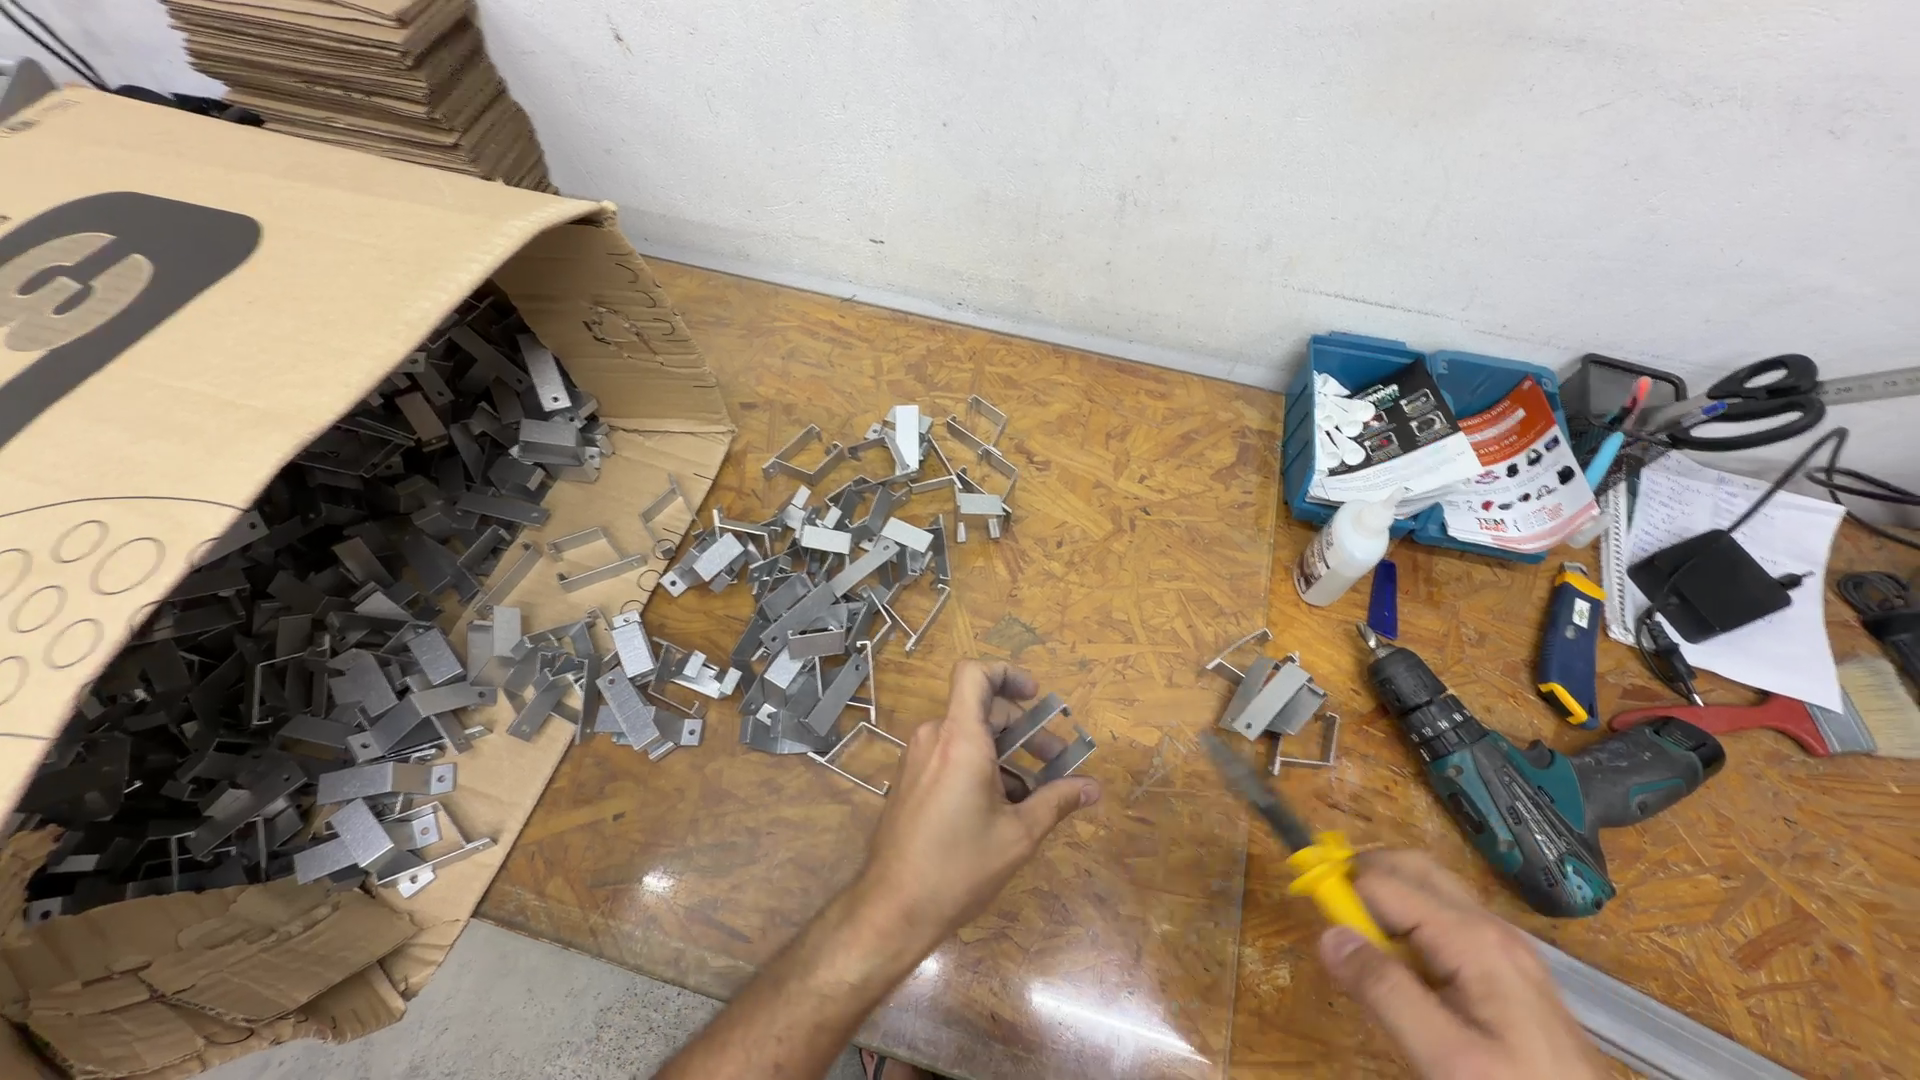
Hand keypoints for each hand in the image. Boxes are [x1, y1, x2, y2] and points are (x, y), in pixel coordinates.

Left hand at [851, 660, 1100, 955]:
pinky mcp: (910, 780)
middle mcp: (934, 738)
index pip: (975, 674)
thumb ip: (1057, 801)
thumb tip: (1093, 788)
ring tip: (1035, 790)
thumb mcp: (1018, 834)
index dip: (1007, 674)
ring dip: (1004, 752)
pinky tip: (1002, 805)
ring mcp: (917, 759)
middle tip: (1055, 760)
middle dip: (1023, 729)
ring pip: (968, 736)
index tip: (1036, 697)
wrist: (893, 907)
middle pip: (981, 709)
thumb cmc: (959, 867)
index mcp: (960, 739)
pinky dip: (980, 765)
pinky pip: (950, 755)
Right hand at [1319, 851, 1606, 1079]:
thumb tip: (1328, 934)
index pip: (1386, 882)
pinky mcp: (1507, 971)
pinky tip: (1402, 971)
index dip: (1342, 891)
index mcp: (1474, 940)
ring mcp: (1505, 949)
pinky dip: (1409, 926)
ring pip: (1429, 891)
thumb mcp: (1445, 1058)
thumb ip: (1386, 994)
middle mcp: (1492, 929)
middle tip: (1332, 919)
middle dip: (1363, 878)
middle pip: (1412, 868)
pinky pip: (1446, 922)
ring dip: (1385, 901)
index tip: (1312, 914)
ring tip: (1362, 949)